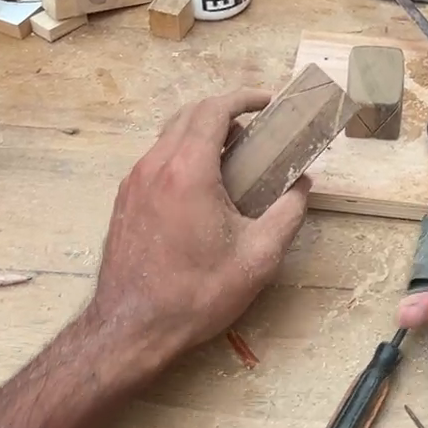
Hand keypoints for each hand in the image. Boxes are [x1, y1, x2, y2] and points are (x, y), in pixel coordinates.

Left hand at [92, 89, 310, 358]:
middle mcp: (155, 166)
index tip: (268, 102)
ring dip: (204, 133)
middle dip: (226, 111)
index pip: (214, 110)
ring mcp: (134, 182)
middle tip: (257, 127)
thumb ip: (288, 213)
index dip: (244, 98)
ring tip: (235, 156)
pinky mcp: (125, 200)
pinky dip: (184, 154)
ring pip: (170, 135)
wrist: (131, 329)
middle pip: (190, 114)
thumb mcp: (259, 257)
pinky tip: (205, 185)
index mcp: (188, 170)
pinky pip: (158, 159)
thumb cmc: (196, 294)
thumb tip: (302, 186)